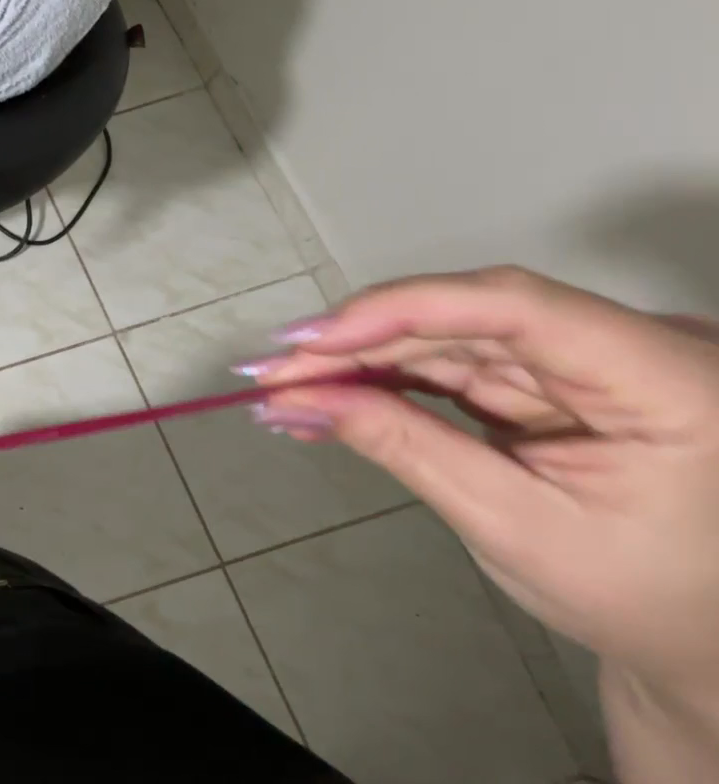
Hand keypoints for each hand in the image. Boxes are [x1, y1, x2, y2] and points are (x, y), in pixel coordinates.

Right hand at [246, 267, 718, 776]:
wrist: (702, 636)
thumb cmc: (637, 596)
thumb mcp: (512, 524)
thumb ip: (405, 447)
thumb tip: (298, 398)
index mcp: (667, 382)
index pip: (514, 308)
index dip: (399, 310)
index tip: (306, 338)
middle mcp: (633, 348)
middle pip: (463, 319)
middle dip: (355, 345)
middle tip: (269, 375)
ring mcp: (590, 359)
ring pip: (444, 338)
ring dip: (357, 364)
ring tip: (283, 392)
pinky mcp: (552, 376)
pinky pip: (450, 363)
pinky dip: (383, 382)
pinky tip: (326, 397)